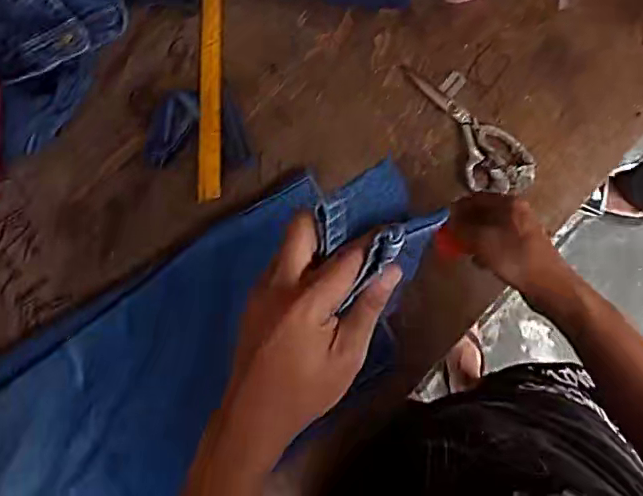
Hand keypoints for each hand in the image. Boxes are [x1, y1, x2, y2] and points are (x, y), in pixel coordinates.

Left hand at [209, 213, 399, 468]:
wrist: (250, 419)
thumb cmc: (304, 393)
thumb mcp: (347, 358)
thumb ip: (368, 309)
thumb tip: (392, 269)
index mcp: (307, 300)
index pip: (346, 255)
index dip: (370, 240)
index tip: (390, 231)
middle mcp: (280, 283)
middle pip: (301, 225)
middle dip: (329, 223)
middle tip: (353, 241)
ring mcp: (262, 286)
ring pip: (289, 241)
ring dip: (315, 242)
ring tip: (339, 263)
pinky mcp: (254, 294)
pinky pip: (280, 261)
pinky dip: (301, 260)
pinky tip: (316, 286)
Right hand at [446, 194, 574, 308]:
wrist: (550, 286)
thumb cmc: (516, 259)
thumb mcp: (484, 242)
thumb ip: (463, 230)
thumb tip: (449, 222)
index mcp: (509, 203)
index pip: (477, 198)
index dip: (459, 208)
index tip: (445, 220)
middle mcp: (518, 211)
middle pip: (485, 212)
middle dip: (466, 224)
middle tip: (452, 236)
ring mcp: (524, 229)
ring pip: (492, 228)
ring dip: (476, 237)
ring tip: (463, 249)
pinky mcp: (526, 247)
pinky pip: (500, 242)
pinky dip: (488, 248)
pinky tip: (481, 261)